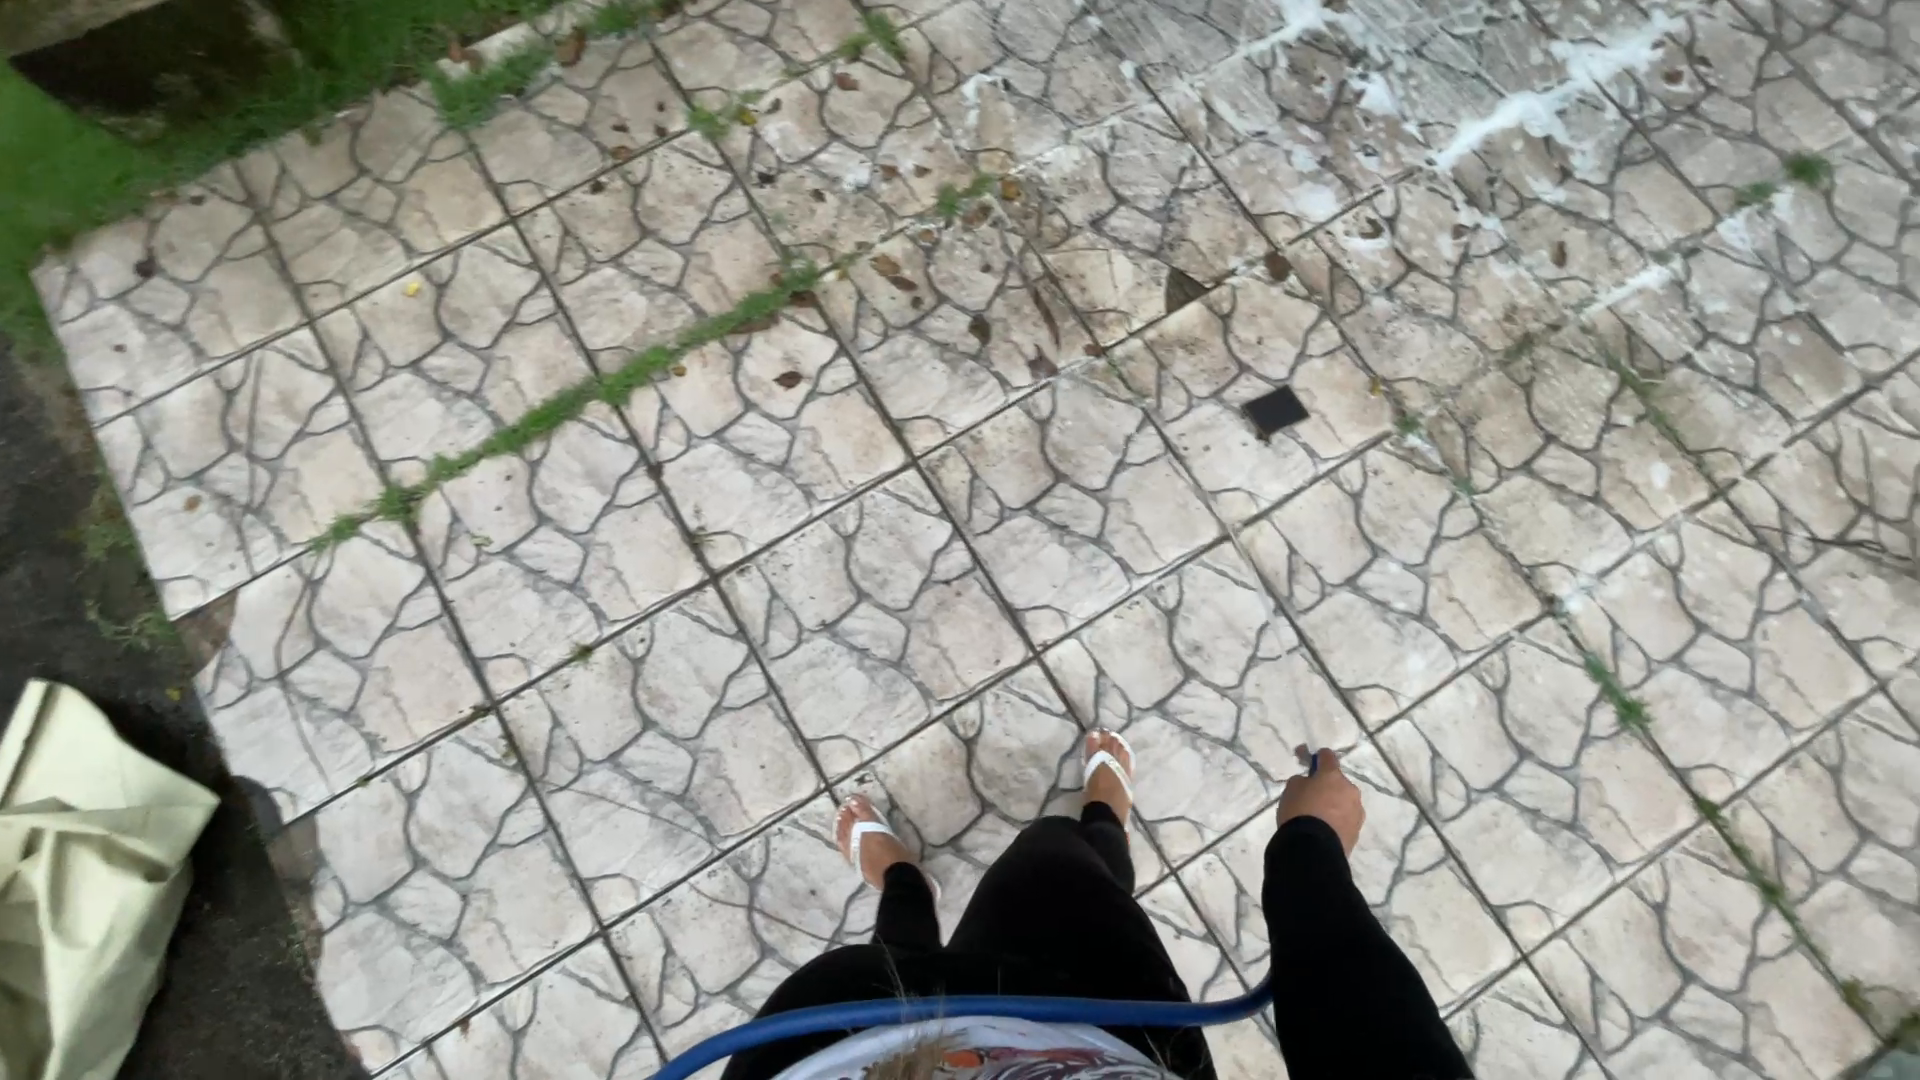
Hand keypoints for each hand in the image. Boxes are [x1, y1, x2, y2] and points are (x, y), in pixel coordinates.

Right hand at [1277, 746, 1364, 854]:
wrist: (1313, 847)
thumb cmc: (1300, 810)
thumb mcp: (1291, 788)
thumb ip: (1302, 781)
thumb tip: (1310, 784)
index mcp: (1333, 776)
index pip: (1328, 757)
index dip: (1319, 756)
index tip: (1311, 758)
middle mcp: (1350, 791)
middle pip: (1338, 782)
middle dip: (1328, 785)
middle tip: (1312, 794)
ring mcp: (1357, 812)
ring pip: (1344, 801)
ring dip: (1334, 803)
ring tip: (1318, 815)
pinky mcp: (1357, 831)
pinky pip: (1345, 818)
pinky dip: (1336, 819)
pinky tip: (1324, 827)